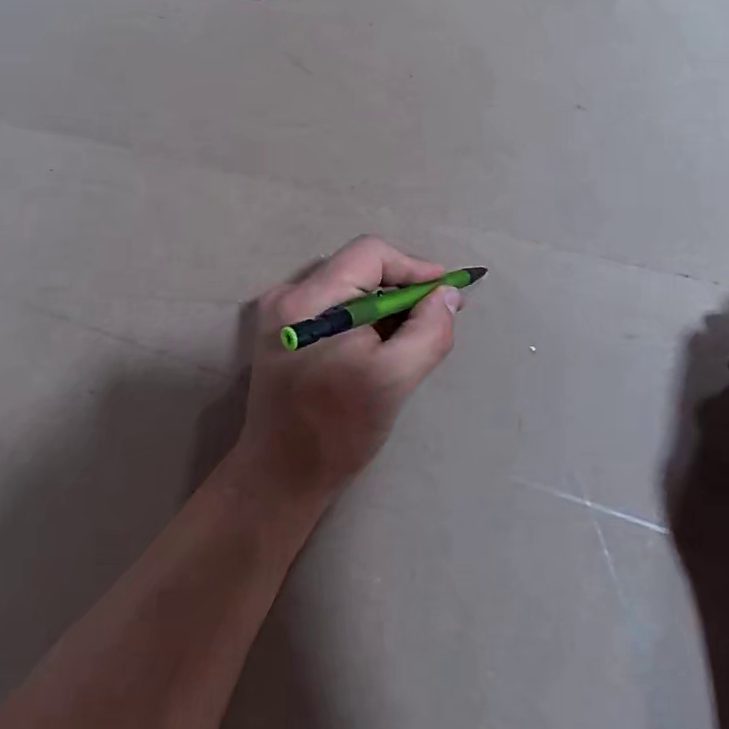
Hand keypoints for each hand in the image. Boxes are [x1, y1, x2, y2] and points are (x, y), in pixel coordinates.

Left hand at [234, 236, 463, 501]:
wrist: (280, 474)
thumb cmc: (337, 430)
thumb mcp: (393, 380)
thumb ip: (427, 331)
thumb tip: (447, 294)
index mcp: (308, 300)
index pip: (369, 255)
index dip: (414, 268)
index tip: (448, 294)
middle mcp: (288, 296)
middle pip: (357, 270)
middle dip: (401, 290)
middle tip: (435, 318)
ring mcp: (281, 315)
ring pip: (347, 291)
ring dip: (383, 308)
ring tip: (410, 340)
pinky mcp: (283, 335)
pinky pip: (332, 310)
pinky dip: (362, 321)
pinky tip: (380, 350)